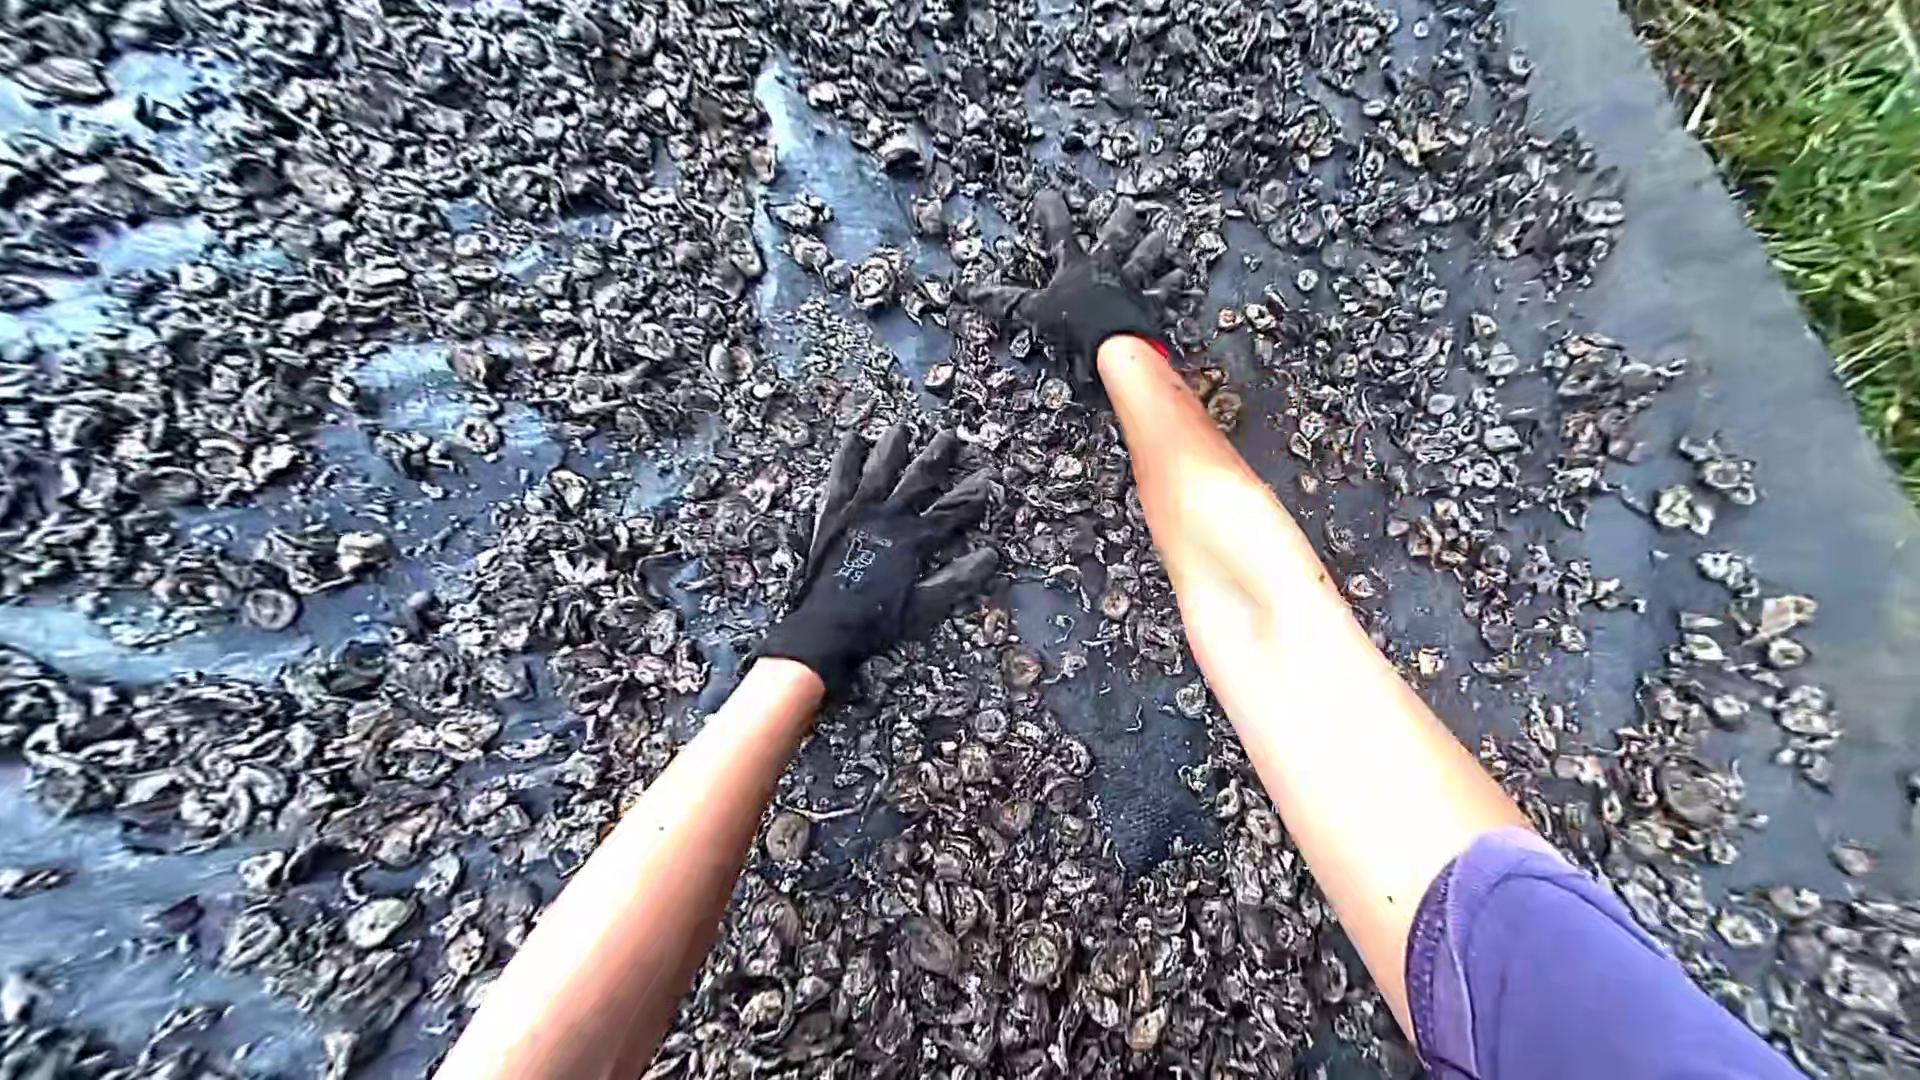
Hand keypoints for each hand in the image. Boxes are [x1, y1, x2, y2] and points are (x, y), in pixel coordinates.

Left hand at [759, 424, 998, 692]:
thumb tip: (991, 554)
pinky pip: (839, 479)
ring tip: (902, 427)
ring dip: (893, 447)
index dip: (973, 494)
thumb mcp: (926, 607)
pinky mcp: (832, 516)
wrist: (825, 628)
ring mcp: (857, 513)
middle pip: (918, 479)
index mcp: (913, 539)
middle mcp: (888, 517)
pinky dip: (845, 458)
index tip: (989, 476)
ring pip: (879, 470)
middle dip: (937, 456)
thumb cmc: (877, 621)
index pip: (951, 511)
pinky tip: (851, 440)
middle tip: (950, 434)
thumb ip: (958, 579)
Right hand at [965, 189, 1185, 394]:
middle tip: (1128, 208)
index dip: (1051, 213)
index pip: (1059, 231)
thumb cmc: (1074, 328)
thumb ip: (1005, 302)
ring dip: (1154, 247)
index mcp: (1078, 266)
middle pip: (1115, 237)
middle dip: (1120, 222)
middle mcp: (1109, 267)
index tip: (1046, 196)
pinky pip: (1167, 292)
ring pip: (1147, 258)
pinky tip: (1184, 278)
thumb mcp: (1034, 312)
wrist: (1115, 346)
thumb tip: (968, 291)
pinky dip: (1176, 286)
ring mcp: (1134, 284)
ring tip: (1164, 235)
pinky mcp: (1153, 305)